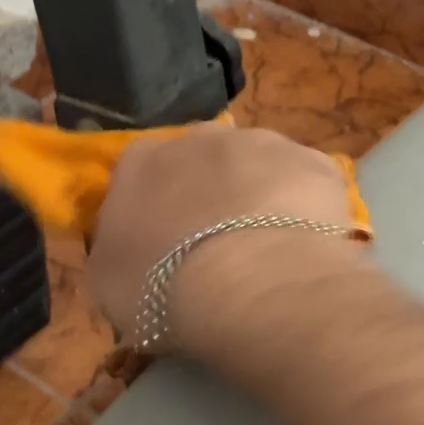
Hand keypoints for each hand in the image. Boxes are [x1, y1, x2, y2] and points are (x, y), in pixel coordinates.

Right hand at [87, 125, 360, 347]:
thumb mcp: (107, 280)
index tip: (164, 244)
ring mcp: (264, 143)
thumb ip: (116, 247)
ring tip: (267, 250)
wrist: (251, 286)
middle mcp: (202, 137)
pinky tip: (306, 247)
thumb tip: (130, 244)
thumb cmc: (164, 288)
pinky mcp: (316, 163)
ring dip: (260, 197)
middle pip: (203, 161)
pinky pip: (307, 184)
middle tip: (218, 246)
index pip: (142, 171)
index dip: (156, 207)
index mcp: (142, 160)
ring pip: (259, 166)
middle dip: (210, 193)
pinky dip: (307, 209)